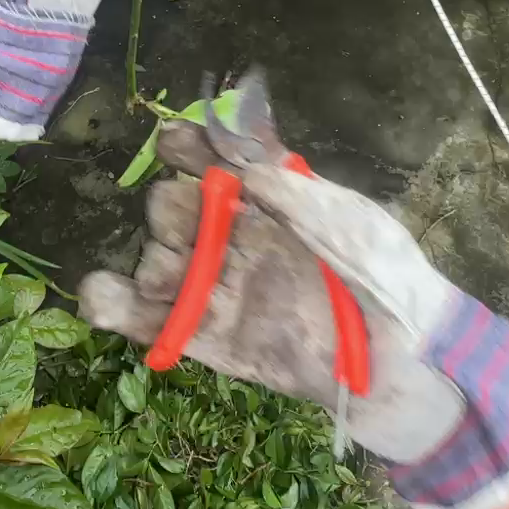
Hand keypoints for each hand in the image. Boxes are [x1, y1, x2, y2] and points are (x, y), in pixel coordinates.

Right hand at [79, 122, 508, 508]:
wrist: (408, 366)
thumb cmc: (388, 277)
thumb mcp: (350, 219)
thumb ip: (293, 190)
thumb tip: (241, 169)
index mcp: (269, 204)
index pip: (212, 164)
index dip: (188, 149)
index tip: (172, 142)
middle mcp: (238, 241)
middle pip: (174, 210)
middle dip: (176, 209)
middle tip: (199, 219)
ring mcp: (223, 291)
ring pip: (159, 262)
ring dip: (156, 259)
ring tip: (180, 274)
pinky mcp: (215, 341)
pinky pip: (154, 323)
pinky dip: (117, 307)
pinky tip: (100, 293)